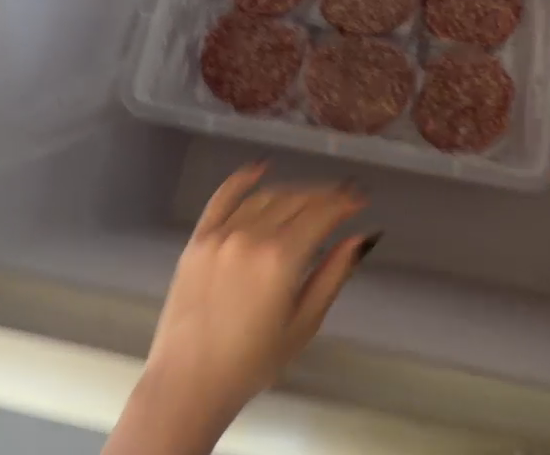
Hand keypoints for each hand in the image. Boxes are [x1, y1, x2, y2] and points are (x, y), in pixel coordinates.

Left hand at [144, 163, 371, 417]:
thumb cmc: (253, 362)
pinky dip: (243, 179)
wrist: (189, 382)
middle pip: (296, 200)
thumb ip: (333, 275)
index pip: (322, 214)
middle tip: (343, 198)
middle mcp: (251, 235)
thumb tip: (358, 238)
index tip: (361, 199)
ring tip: (311, 198)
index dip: (345, 202)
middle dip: (324, 196)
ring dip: (293, 192)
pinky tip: (261, 168)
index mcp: (281, 258)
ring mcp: (221, 234)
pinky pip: (222, 197)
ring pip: (265, 197)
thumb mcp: (304, 324)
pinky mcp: (198, 239)